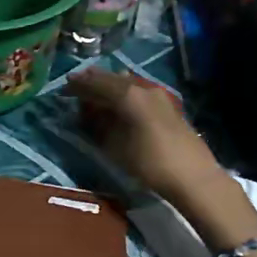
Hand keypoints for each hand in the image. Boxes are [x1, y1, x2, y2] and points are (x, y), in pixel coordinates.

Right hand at [67, 68, 222, 200]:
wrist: (192, 176)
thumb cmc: (148, 163)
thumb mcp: (114, 146)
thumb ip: (98, 124)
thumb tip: (89, 111)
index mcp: (128, 95)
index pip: (97, 83)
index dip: (79, 85)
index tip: (64, 87)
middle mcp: (144, 88)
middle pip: (113, 79)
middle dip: (93, 81)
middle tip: (76, 84)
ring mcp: (159, 95)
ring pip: (127, 84)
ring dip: (109, 86)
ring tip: (94, 91)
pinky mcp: (167, 106)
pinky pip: (138, 91)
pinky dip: (123, 93)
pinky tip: (117, 101)